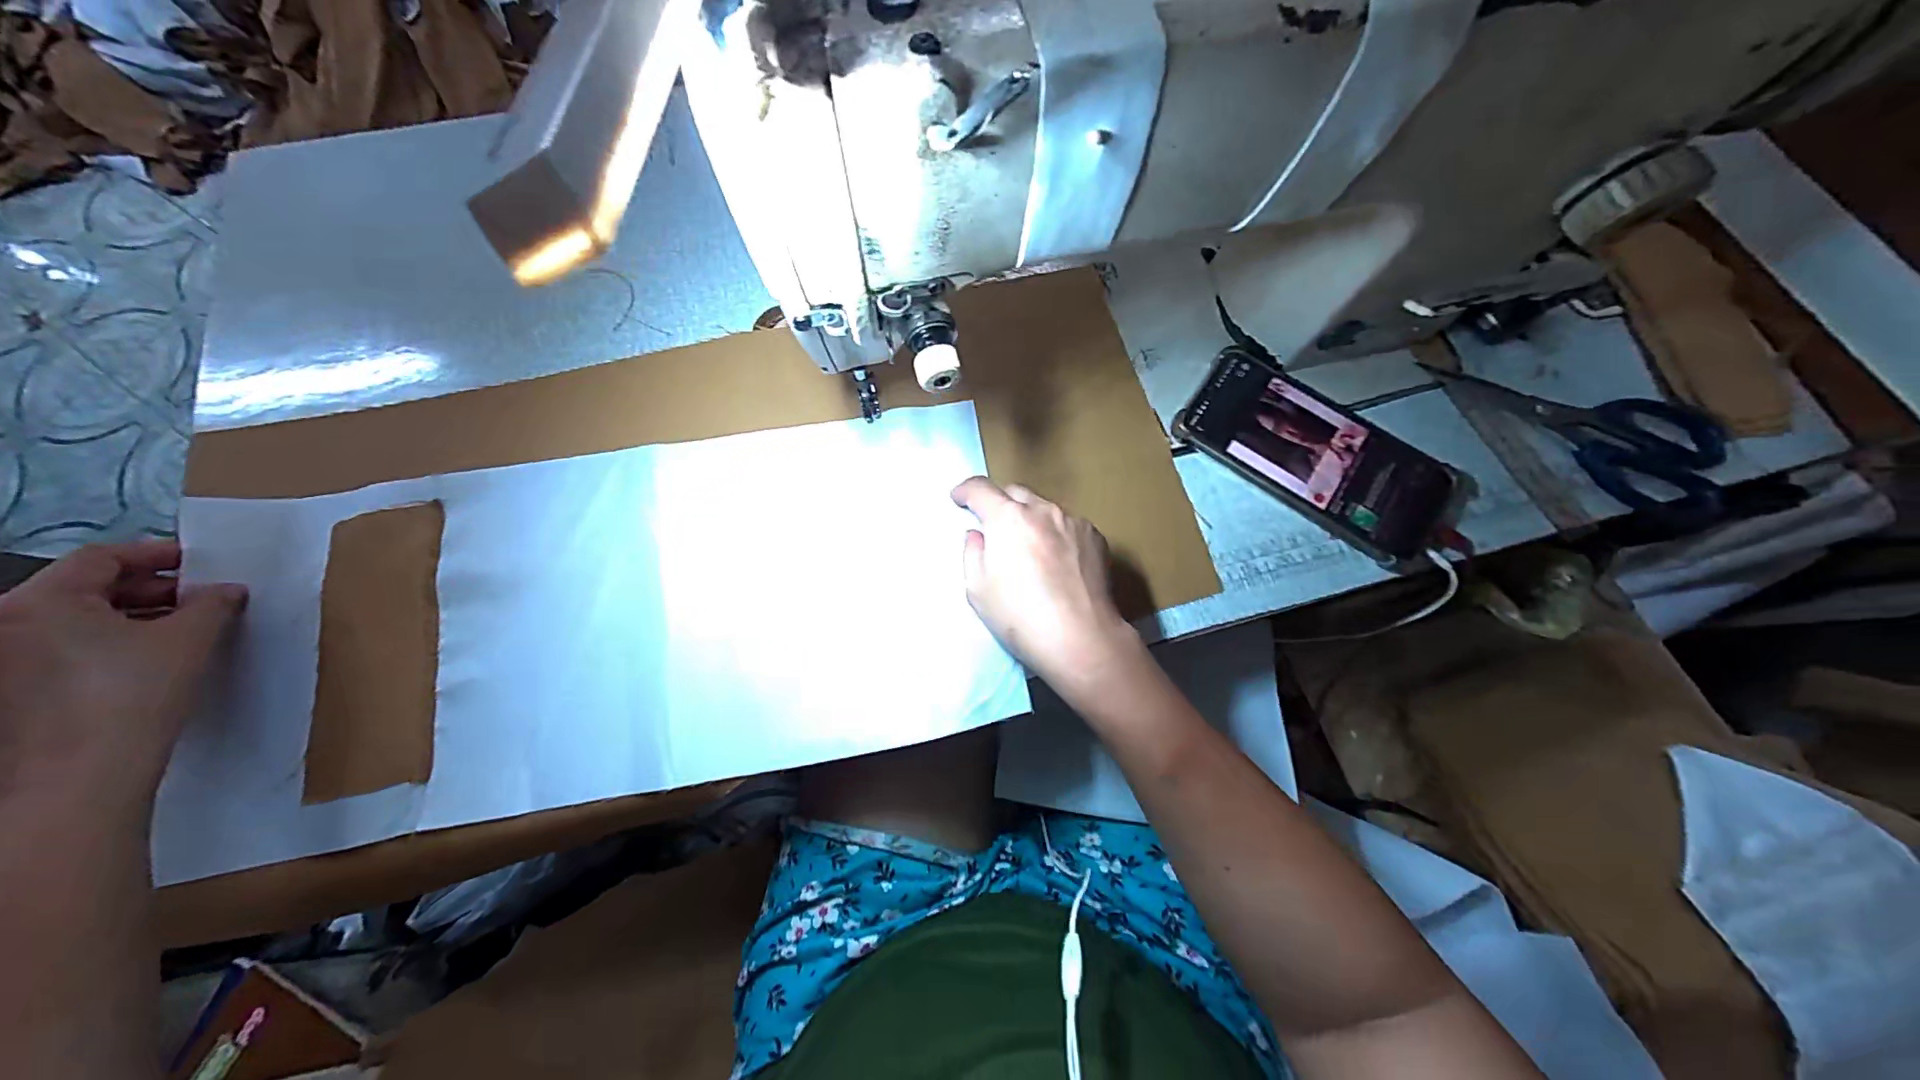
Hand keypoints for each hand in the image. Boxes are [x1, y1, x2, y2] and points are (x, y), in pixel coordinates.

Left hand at [0, 541, 244, 813]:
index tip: (198, 562)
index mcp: (39, 600)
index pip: (102, 557)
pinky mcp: (12, 689)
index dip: (156, 554)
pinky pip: (60, 646)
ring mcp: (4, 658)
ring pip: (72, 619)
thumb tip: (225, 591)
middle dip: (146, 589)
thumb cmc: (136, 691)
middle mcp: (5, 622)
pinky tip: (144, 657)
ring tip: (178, 629)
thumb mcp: (191, 637)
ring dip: (128, 616)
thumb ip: (214, 603)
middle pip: (83, 587)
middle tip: (197, 598)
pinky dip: (104, 642)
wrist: (85, 772)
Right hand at [950, 477, 1139, 690]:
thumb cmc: (1020, 617)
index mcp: (1008, 518)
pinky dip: (1056, 534)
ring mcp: (1073, 522)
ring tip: (1030, 549)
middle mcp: (1042, 510)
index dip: (965, 491)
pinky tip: (1057, 562)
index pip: (980, 489)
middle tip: (995, 528)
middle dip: (1000, 504)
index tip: (959, 498)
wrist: (1080, 638)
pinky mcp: (1095, 537)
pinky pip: (1067, 526)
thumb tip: (979, 535)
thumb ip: (973, 552)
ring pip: (1044, 508)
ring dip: (1031, 519)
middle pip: (1015, 492)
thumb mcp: (977, 588)